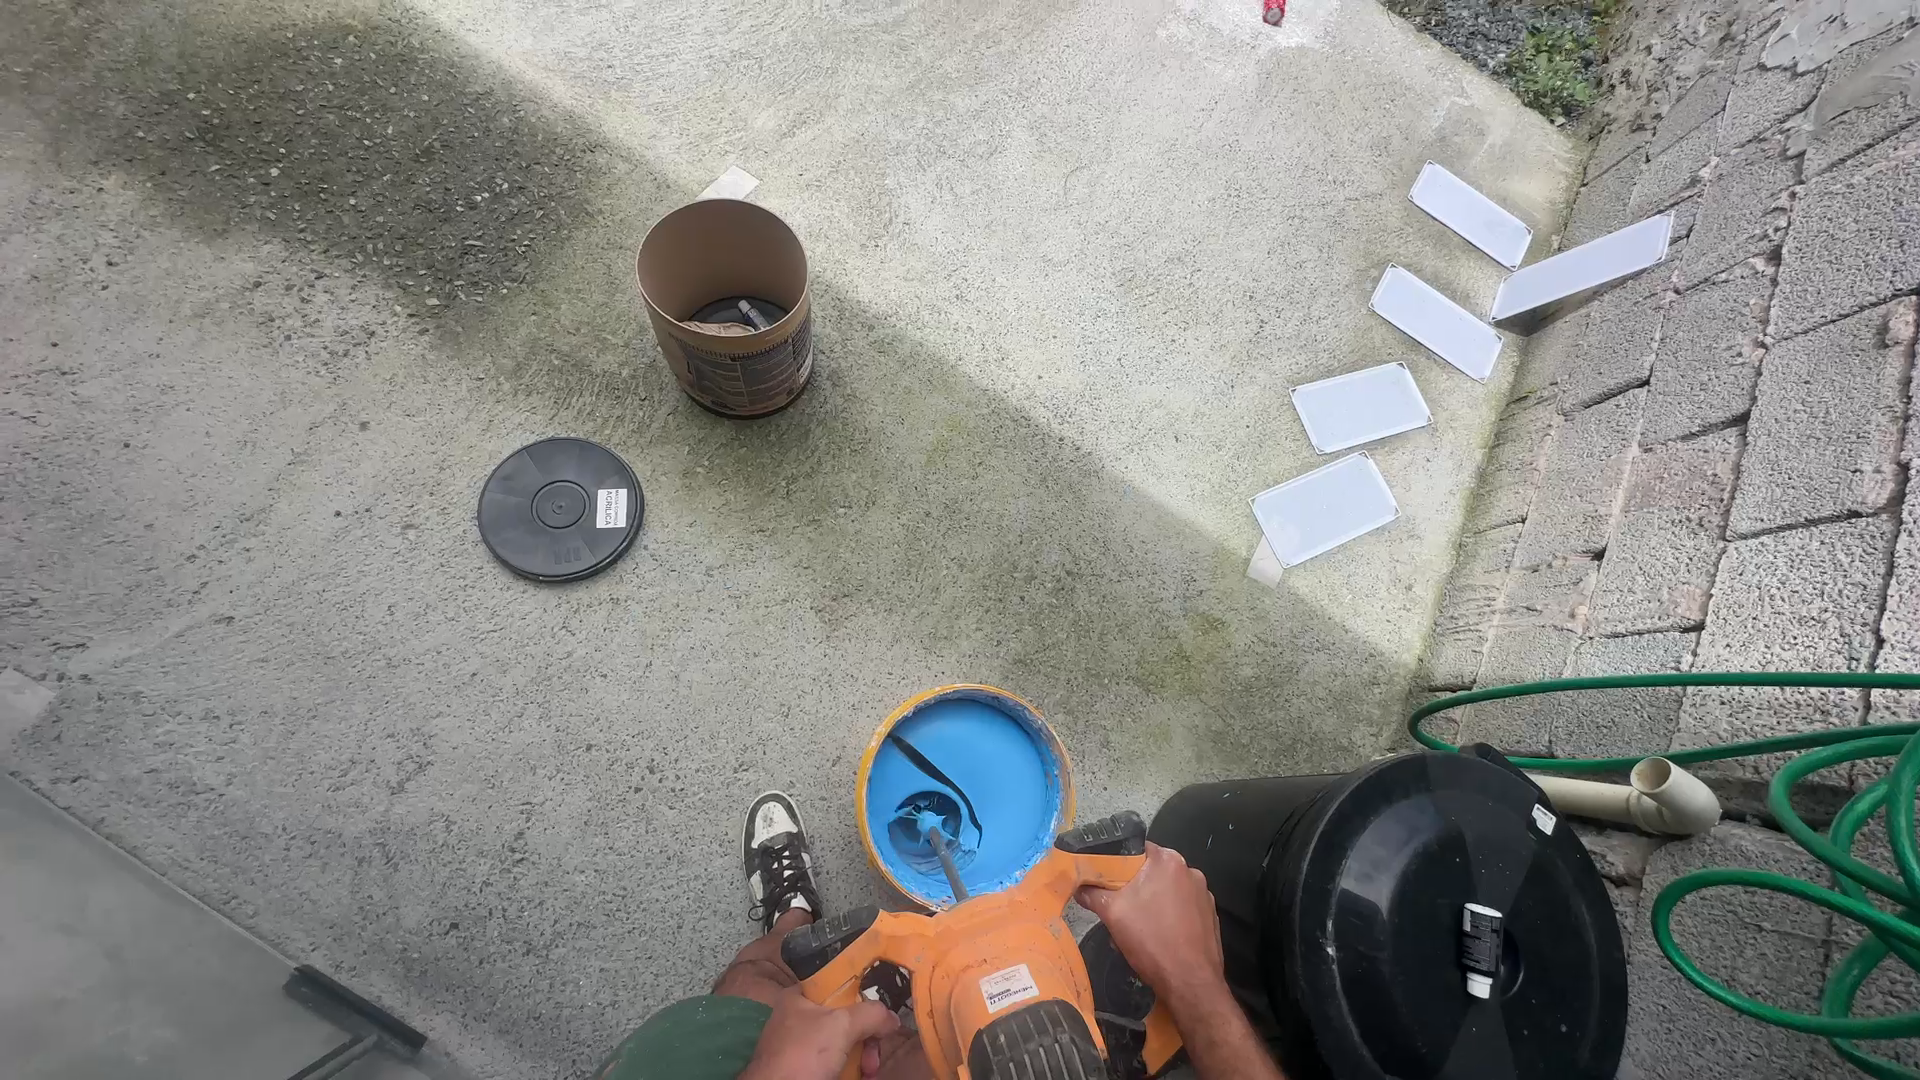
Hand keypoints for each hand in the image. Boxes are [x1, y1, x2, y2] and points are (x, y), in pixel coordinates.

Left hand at [739, 989, 901, 1079]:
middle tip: (874, 1051)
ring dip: (862, 1056)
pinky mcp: (806, 1071)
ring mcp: (802, 1047)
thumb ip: (871, 1013)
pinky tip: (859, 1076)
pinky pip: (836, 1062)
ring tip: (868, 1070)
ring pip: (843, 1043)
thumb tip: (892, 1018)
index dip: (862, 994)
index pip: (838, 983)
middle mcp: (800, 1017)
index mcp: (800, 996)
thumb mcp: (841, 1025)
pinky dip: (851, 1069)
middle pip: (845, 1017)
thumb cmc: (803, 1055)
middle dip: (866, 1035)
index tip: (879, 1011)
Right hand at [1075, 842, 1226, 1007]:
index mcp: (1167, 860)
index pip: (1135, 849)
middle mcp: (1190, 870)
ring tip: (1138, 927)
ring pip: (1167, 891)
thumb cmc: (1151, 942)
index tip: (1106, 880)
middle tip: (1119, 907)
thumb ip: (1092, 893)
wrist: (1191, 986)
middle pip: (1151, 870)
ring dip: (1152, 902)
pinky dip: (1170, 916)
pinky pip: (1182, 908)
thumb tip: (1078, 887)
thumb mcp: (1112, 914)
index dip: (1117, 863)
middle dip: (1134, 887)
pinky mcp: (1211, 916)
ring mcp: (1204, 894)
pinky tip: (1160, 937)